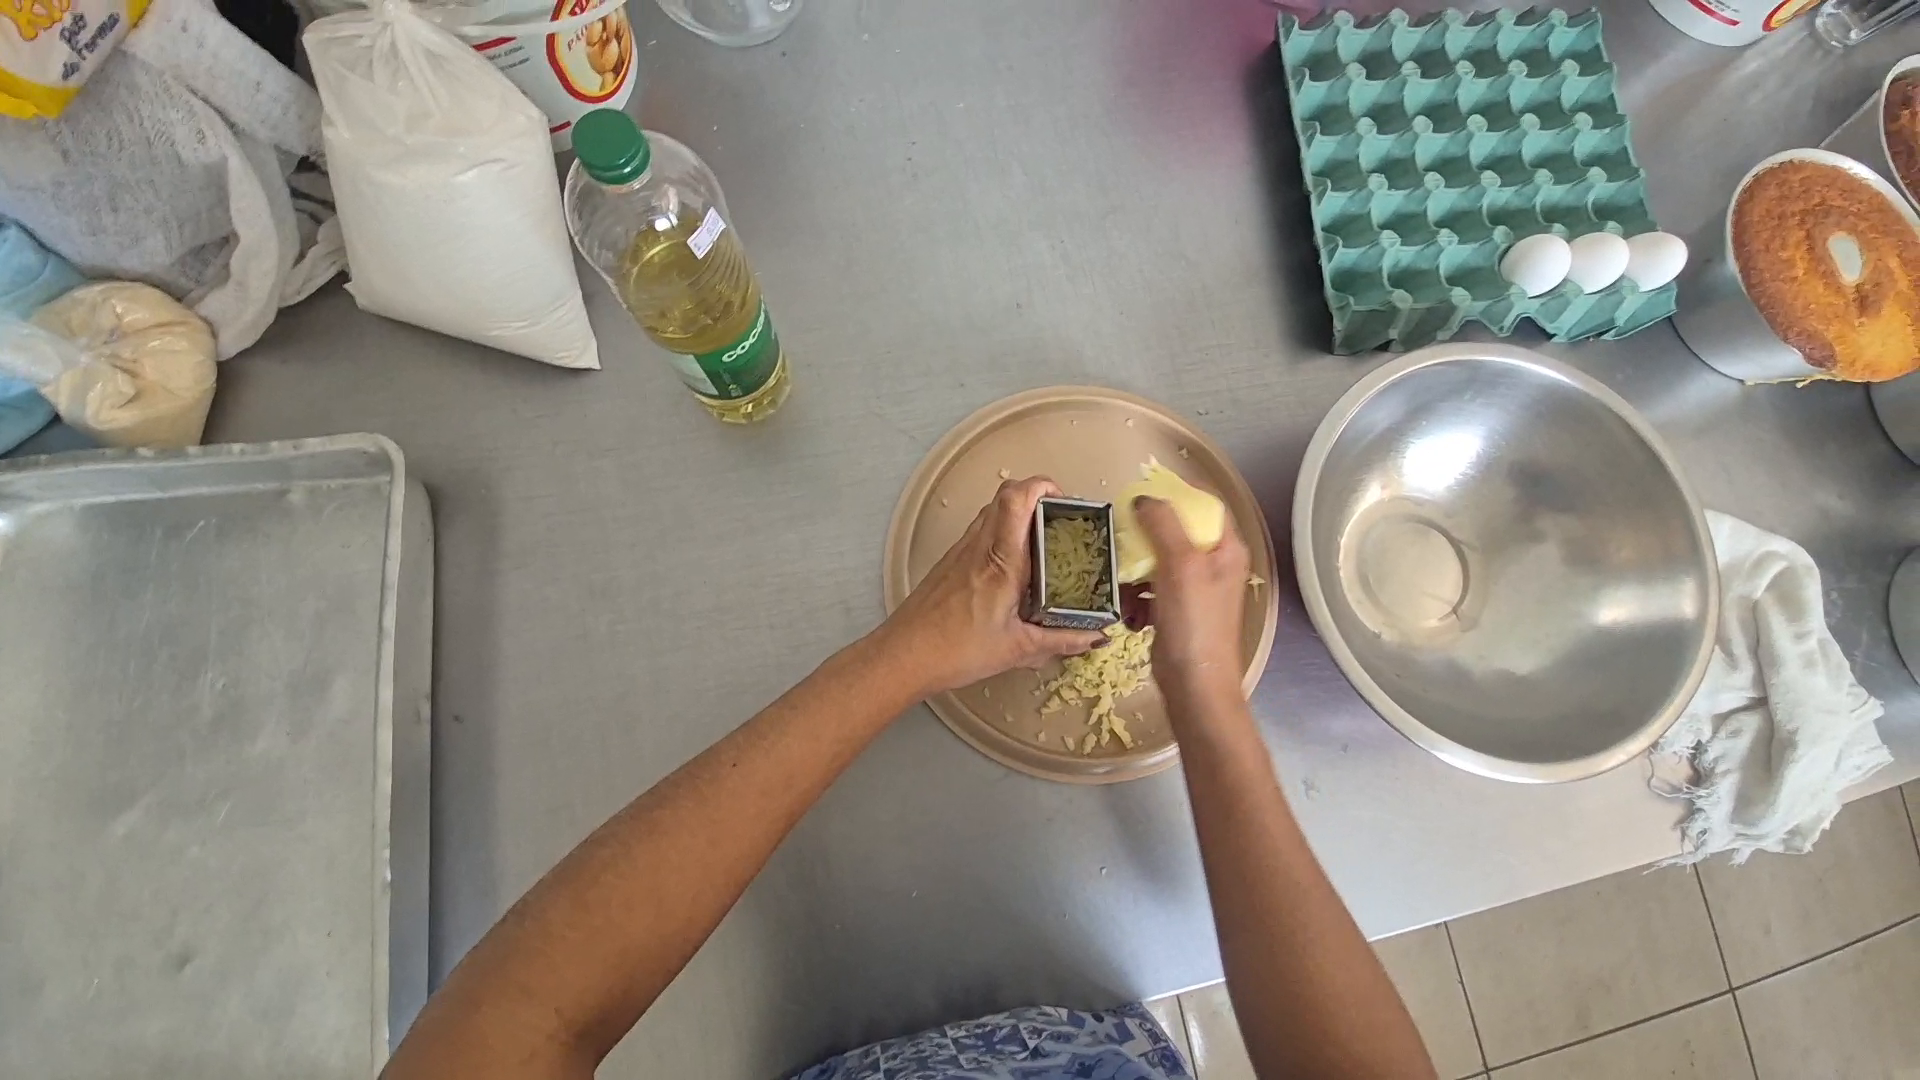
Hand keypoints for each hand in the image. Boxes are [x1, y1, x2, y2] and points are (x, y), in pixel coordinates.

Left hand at [877, 477, 1106, 697]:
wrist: (903, 656)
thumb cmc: (954, 651)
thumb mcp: (1017, 649)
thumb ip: (1061, 640)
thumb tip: (1094, 637)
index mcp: (1001, 561)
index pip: (1017, 499)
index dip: (1043, 487)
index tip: (1064, 501)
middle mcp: (979, 547)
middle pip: (1005, 495)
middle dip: (1036, 497)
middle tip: (1059, 521)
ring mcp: (960, 551)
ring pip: (991, 511)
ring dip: (1017, 515)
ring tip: (1042, 544)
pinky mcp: (949, 561)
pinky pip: (979, 532)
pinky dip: (1000, 535)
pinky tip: (1012, 568)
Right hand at [1133, 495, 1249, 700]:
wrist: (1193, 684)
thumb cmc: (1195, 625)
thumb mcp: (1179, 565)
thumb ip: (1163, 525)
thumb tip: (1144, 499)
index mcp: (1227, 548)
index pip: (1205, 504)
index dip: (1176, 495)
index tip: (1143, 495)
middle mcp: (1214, 564)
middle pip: (1176, 532)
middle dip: (1146, 537)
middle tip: (1123, 538)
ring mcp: (1194, 589)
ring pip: (1158, 561)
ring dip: (1135, 570)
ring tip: (1123, 583)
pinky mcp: (1176, 609)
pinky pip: (1150, 588)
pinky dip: (1137, 595)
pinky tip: (1130, 610)